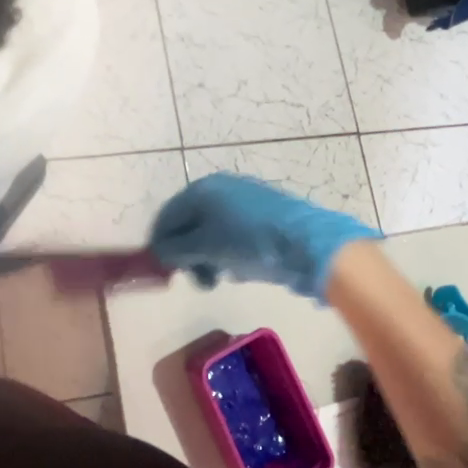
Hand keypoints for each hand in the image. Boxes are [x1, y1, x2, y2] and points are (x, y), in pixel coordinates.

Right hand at [149, 174, 379, 299]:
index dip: (161, 245)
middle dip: (188, 253)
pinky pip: (234, 231)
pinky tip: (240, 268)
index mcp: (200, 189)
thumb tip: (157, 254)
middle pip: (189, 223)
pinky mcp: (265, 211)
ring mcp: (243, 197)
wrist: (309, 244)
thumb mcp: (205, 248)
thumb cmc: (248, 242)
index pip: (167, 217)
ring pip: (212, 229)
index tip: (164, 273)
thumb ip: (175, 251)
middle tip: (198, 280)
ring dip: (208, 255)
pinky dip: (228, 249)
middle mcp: (219, 187)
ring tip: (220, 277)